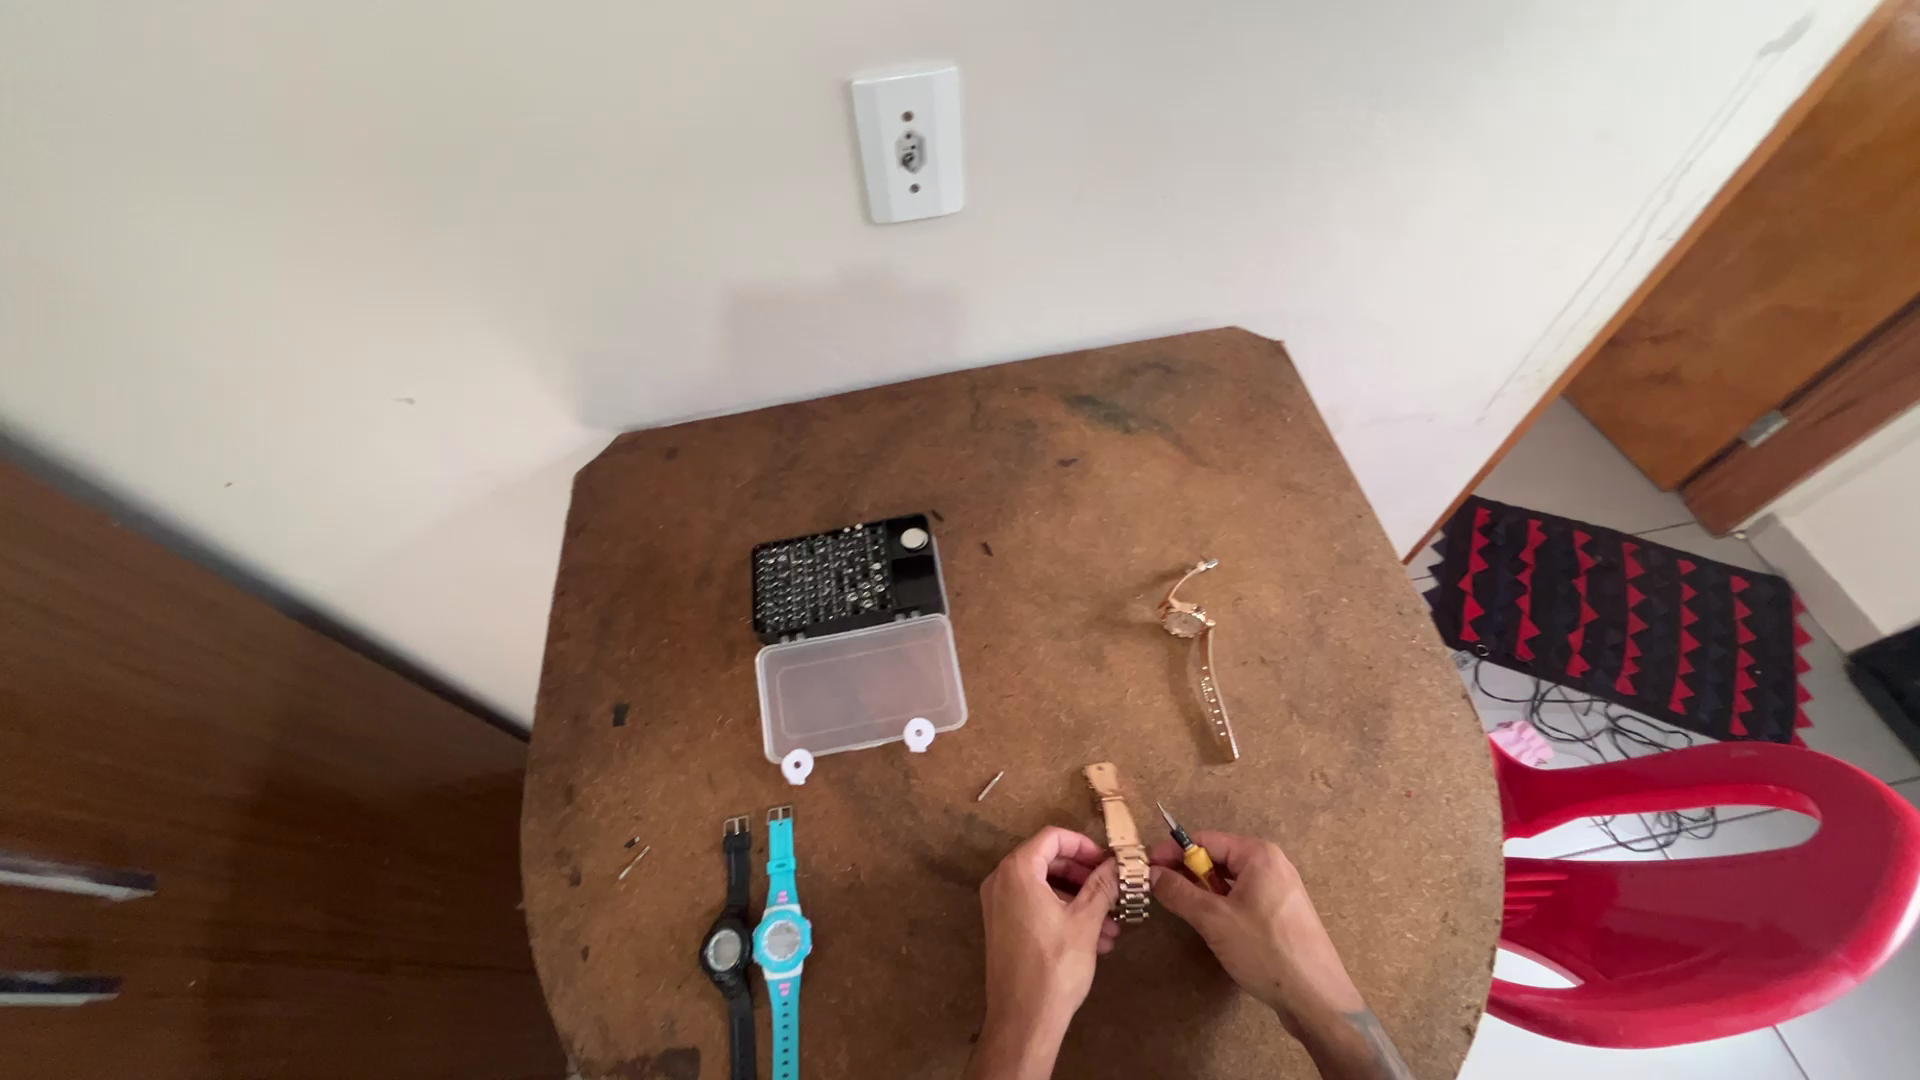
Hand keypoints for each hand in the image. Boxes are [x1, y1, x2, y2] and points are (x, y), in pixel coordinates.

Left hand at [963, 827, 1120, 1079]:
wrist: (1023, 1021)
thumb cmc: (1054, 966)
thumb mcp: (1085, 921)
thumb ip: (1102, 885)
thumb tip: (1119, 863)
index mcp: (1017, 870)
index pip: (1052, 837)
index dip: (1083, 844)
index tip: (1107, 860)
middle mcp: (1001, 880)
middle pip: (1048, 860)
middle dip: (1084, 875)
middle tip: (1112, 888)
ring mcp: (998, 904)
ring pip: (1044, 887)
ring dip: (1079, 900)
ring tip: (1112, 923)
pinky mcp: (1002, 926)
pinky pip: (1035, 906)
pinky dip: (1063, 913)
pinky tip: (1095, 939)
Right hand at [1148, 832, 1361, 1033]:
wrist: (1319, 1002)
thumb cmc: (1265, 951)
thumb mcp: (1213, 919)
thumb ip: (1178, 892)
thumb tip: (1151, 874)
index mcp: (1258, 854)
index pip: (1204, 840)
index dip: (1173, 852)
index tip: (1149, 868)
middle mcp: (1272, 864)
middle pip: (1218, 858)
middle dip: (1188, 873)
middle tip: (1162, 891)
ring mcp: (1281, 890)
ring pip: (1230, 881)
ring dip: (1205, 892)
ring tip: (1185, 910)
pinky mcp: (1284, 915)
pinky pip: (1244, 899)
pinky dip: (1224, 906)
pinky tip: (1214, 927)